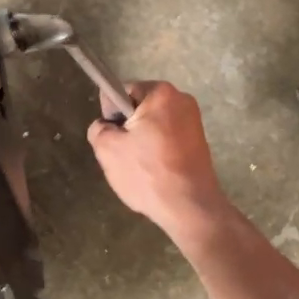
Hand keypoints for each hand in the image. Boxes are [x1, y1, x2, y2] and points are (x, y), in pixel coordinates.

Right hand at [87, 81, 232, 234]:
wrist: (190, 207)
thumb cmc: (147, 173)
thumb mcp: (107, 149)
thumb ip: (98, 129)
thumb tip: (106, 126)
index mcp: (161, 92)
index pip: (121, 91)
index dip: (112, 115)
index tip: (116, 138)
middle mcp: (182, 99)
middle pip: (139, 108)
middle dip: (129, 129)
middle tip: (126, 156)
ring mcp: (194, 120)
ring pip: (153, 125)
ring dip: (143, 142)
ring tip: (143, 168)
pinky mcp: (199, 141)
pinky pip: (168, 139)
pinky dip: (159, 151)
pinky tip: (157, 173)